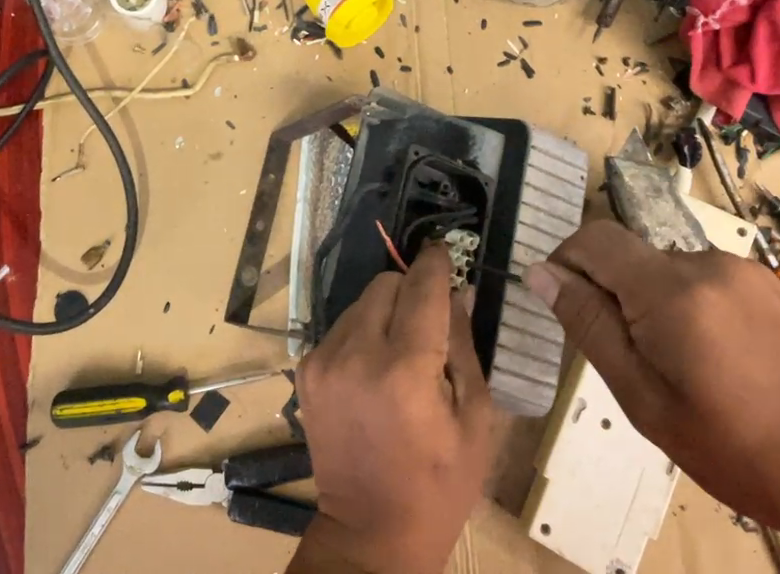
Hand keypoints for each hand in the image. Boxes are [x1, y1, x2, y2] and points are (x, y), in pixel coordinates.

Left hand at [290, 250, 496, 573]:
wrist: (371, 529)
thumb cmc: (438, 483)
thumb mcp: (474, 419)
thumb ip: (463, 345)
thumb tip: (457, 292)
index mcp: (405, 369)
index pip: (421, 288)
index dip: (436, 264)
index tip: (445, 250)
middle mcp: (356, 353)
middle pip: (385, 284)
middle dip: (410, 289)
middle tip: (430, 317)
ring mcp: (323, 360)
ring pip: (360, 302)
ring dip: (385, 311)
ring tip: (402, 349)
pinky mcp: (306, 371)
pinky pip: (340, 327)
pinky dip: (362, 333)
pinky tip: (375, 367)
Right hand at [522, 220, 779, 556]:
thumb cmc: (743, 452)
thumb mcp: (646, 400)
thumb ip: (590, 327)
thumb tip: (541, 274)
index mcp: (670, 289)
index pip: (593, 239)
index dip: (565, 264)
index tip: (564, 310)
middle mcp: (706, 262)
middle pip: (628, 256)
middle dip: (611, 296)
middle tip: (629, 366)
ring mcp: (743, 272)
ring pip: (663, 271)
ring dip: (649, 306)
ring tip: (679, 374)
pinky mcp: (768, 288)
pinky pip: (701, 282)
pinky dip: (685, 310)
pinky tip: (715, 366)